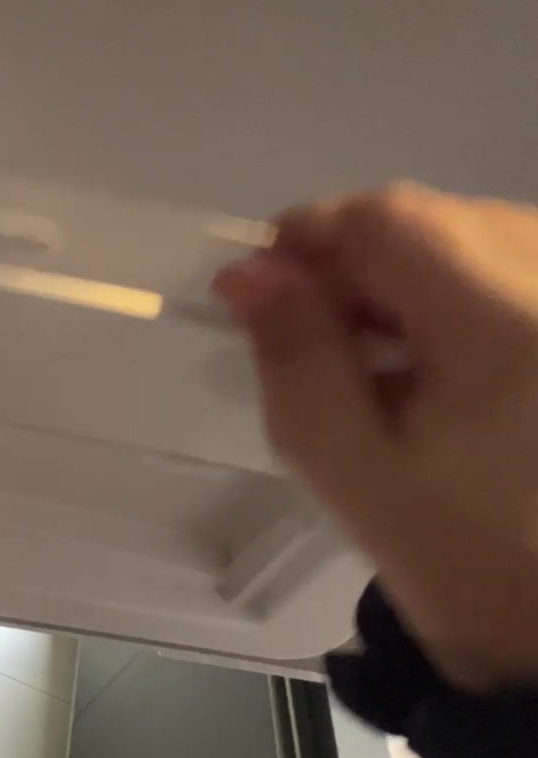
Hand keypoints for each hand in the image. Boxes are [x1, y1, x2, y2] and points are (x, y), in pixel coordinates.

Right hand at [214, 183, 537, 689]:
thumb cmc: (445, 540)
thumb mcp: (337, 455)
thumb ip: (292, 354)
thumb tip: (247, 273)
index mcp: (508, 329)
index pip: (393, 219)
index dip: (309, 231)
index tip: (258, 285)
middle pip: (440, 217)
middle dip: (353, 258)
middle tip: (310, 334)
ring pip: (484, 231)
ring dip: (405, 273)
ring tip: (378, 353)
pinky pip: (522, 261)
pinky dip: (457, 289)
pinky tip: (439, 355)